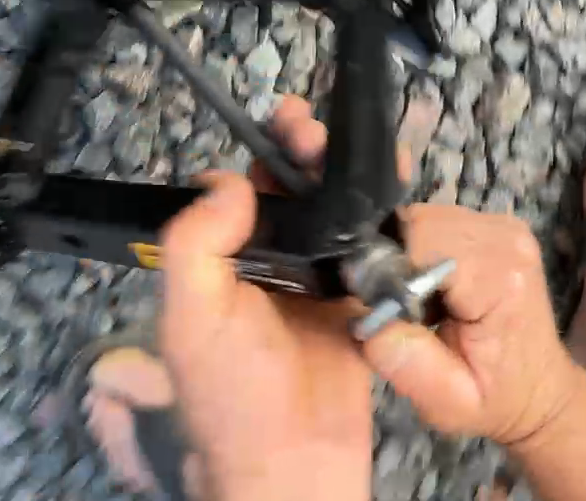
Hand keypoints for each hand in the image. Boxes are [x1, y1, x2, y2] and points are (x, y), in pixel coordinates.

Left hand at [158, 99, 370, 500]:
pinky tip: (393, 184)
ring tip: (363, 148)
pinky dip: (378, 211)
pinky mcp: (355, 292)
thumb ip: (196, 245)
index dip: (265, 151)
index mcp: (224, 259)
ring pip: (330, 208)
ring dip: (344, 174)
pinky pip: (366, 241)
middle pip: (291, 190)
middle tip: (322, 130)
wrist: (297, 462)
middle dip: (308, 150)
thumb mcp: (192, 319)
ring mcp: (315, 275)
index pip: (242, 188)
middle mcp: (268, 260)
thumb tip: (229, 182)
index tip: (288, 122)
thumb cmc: (234, 395)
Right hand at [358, 205, 585, 448]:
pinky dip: (427, 248)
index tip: (394, 311)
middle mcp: (506, 239)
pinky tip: (440, 284)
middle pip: (421, 222)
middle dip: (400, 261)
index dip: (392, 270)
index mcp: (499, 278)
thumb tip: (367, 318)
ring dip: (412, 254)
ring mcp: (504, 226)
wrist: (540, 391)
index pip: (421, 238)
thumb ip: (407, 363)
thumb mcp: (447, 404)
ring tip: (426, 300)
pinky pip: (440, 220)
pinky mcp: (497, 224)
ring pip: (426, 217)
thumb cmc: (495, 400)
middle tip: (410, 310)